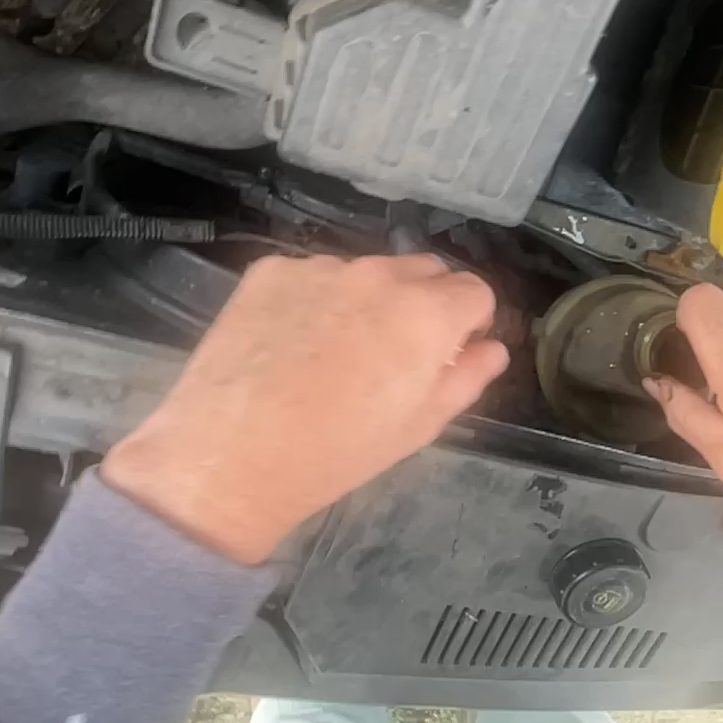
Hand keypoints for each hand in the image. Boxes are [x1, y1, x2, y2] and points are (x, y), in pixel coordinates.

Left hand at [100, 254, 508, 562]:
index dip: (470, 322)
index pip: (475, 290)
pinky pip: (312, 275)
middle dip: (426, 302)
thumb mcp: (418, 426)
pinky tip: (291, 342)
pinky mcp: (271, 269)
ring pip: (366, 271)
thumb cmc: (338, 452)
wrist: (231, 455)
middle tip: (396, 351)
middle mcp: (378, 274)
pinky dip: (315, 299)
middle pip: (425, 270)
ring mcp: (320, 266)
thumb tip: (492, 348)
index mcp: (426, 312)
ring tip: (335, 350)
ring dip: (368, 299)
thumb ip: (466, 378)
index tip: (451, 350)